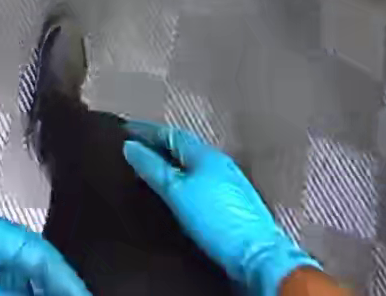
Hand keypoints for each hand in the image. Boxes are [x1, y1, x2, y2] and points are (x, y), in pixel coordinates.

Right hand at [122, 121, 319, 295]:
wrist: (261, 257)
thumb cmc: (215, 219)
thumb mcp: (176, 193)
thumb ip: (152, 168)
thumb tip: (129, 146)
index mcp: (202, 153)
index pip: (168, 133)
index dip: (145, 130)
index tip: (124, 128)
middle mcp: (217, 160)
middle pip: (181, 145)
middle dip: (158, 144)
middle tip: (136, 146)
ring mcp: (230, 181)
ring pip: (192, 163)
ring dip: (171, 161)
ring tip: (153, 166)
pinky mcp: (235, 201)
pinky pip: (201, 178)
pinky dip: (184, 176)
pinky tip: (178, 189)